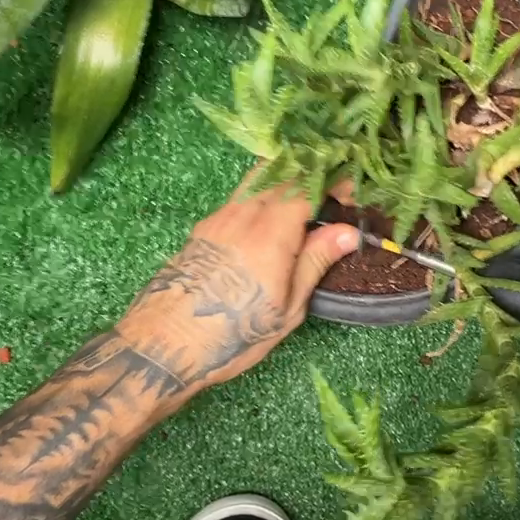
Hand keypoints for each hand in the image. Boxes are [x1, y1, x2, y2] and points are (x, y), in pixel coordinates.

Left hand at [118, 177, 356, 393]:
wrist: (165, 342)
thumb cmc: (234, 334)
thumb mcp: (287, 307)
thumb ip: (315, 261)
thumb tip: (348, 231)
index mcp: (271, 234)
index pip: (308, 188)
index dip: (334, 185)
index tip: (354, 193)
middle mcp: (245, 214)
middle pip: (284, 177)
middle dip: (313, 179)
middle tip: (336, 197)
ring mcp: (221, 217)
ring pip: (260, 182)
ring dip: (287, 184)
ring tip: (306, 204)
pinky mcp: (205, 226)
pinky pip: (242, 197)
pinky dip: (264, 197)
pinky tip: (272, 220)